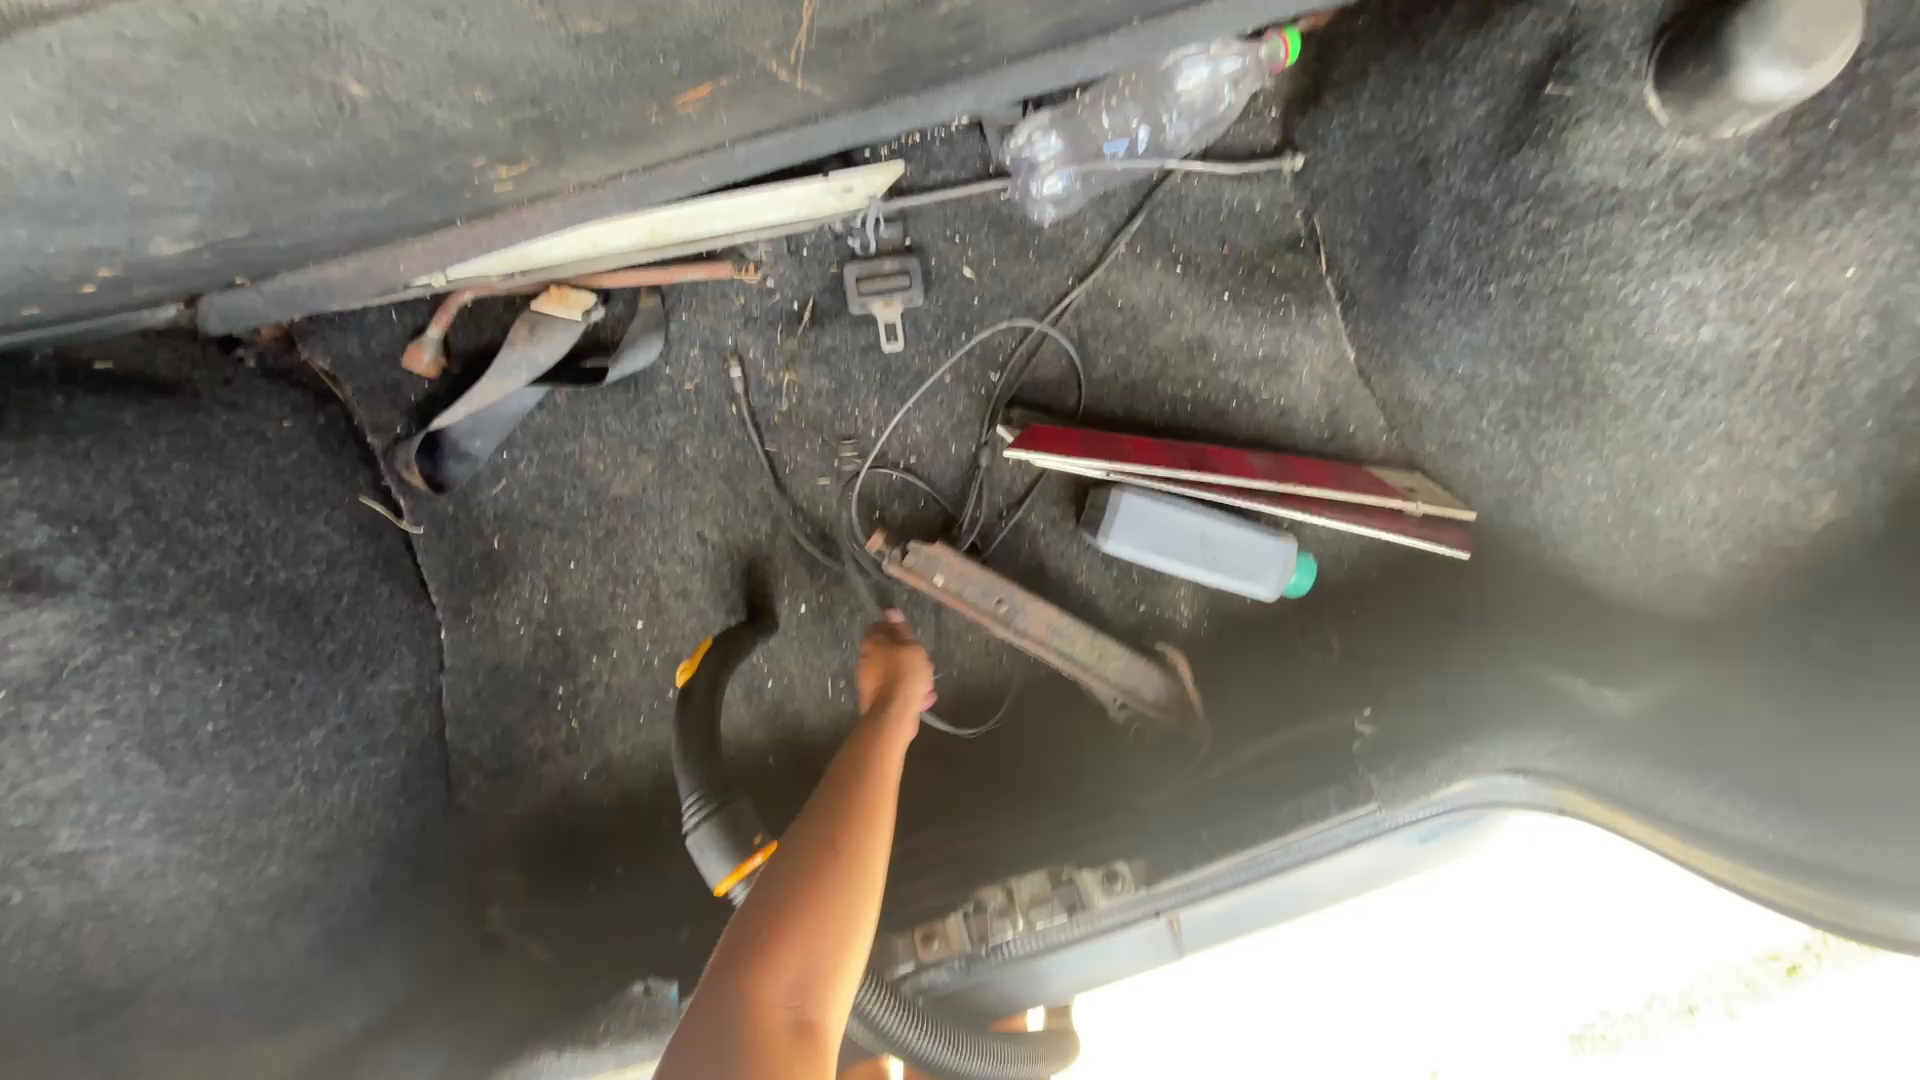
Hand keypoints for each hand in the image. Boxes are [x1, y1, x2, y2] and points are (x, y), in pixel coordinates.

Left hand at [856, 610, 935, 723]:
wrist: (894, 713)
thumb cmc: (906, 673)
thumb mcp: (912, 647)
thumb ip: (902, 631)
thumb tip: (891, 611)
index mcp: (872, 643)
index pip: (880, 626)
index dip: (896, 629)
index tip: (911, 638)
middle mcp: (865, 660)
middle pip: (888, 651)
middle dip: (906, 657)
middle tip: (922, 663)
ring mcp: (868, 681)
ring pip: (893, 672)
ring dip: (909, 676)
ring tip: (926, 685)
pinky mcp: (874, 699)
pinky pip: (894, 690)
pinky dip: (907, 692)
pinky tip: (923, 699)